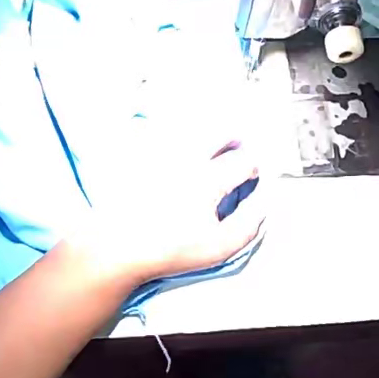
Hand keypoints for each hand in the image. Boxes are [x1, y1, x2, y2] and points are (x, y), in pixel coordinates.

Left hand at [63, 142, 267, 287]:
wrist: (116, 248)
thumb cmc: (170, 250)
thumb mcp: (219, 247)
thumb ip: (248, 225)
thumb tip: (262, 205)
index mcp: (209, 179)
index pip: (244, 160)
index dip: (253, 168)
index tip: (251, 177)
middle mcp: (186, 158)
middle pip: (219, 130)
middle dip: (233, 138)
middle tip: (235, 149)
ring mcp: (160, 153)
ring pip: (189, 127)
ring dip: (204, 133)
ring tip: (206, 149)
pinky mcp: (136, 155)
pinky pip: (153, 130)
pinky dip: (167, 134)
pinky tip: (182, 155)